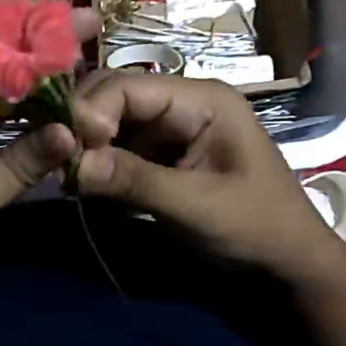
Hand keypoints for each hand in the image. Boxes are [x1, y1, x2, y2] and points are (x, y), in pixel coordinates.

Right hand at [72, 72, 345, 283]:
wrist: (286, 258)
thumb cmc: (255, 226)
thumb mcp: (196, 206)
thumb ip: (136, 181)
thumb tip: (73, 165)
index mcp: (203, 100)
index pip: (128, 87)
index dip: (91, 113)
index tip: (68, 153)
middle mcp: (183, 104)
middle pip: (115, 97)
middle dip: (83, 125)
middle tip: (59, 163)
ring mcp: (173, 129)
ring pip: (113, 122)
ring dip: (88, 145)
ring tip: (66, 174)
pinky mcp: (165, 155)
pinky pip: (122, 147)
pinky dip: (101, 163)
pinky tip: (85, 182)